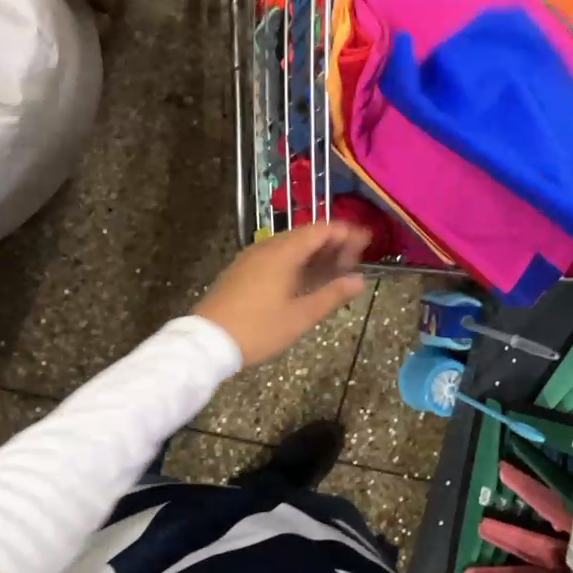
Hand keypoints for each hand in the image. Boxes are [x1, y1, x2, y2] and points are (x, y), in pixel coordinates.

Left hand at [194, 222, 370, 366]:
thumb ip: (332, 295)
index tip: (367, 241)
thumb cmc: (258, 329)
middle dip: (333, 244)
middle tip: (355, 259)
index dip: (346, 233)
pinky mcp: (241, 272)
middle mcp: (266, 248)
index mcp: (283, 253)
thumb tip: (359, 280)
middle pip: (305, 235)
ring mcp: (251, 259)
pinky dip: (297, 262)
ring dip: (315, 254)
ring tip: (335, 271)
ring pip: (290, 247)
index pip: (320, 230)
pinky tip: (305, 281)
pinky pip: (276, 257)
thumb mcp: (300, 316)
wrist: (206, 343)